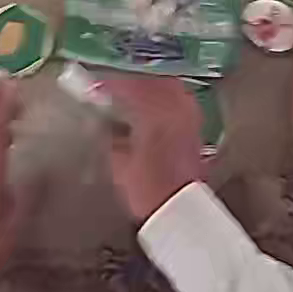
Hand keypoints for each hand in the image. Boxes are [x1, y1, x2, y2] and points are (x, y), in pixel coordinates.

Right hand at [97, 72, 205, 224]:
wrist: (181, 210)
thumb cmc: (147, 189)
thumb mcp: (120, 162)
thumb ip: (113, 134)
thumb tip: (107, 120)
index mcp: (155, 113)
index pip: (131, 87)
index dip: (110, 84)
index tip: (95, 86)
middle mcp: (177, 108)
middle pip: (154, 81)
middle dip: (134, 81)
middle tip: (114, 87)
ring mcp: (191, 116)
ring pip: (171, 88)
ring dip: (152, 87)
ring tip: (133, 95)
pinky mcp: (197, 127)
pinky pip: (180, 101)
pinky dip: (165, 99)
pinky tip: (154, 108)